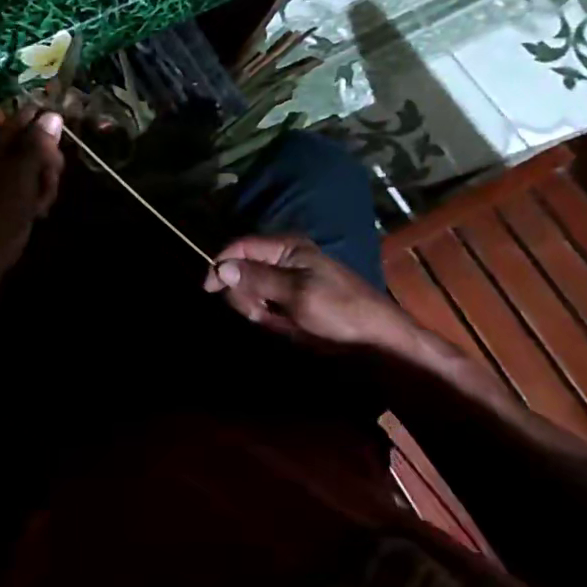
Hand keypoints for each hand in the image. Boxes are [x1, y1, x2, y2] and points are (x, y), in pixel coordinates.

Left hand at [0, 107, 63, 267]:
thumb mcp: (23, 168)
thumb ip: (40, 141)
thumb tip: (54, 115)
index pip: (25, 117)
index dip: (47, 123)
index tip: (64, 136)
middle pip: (38, 143)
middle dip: (49, 161)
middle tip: (49, 175)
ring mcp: (7, 175)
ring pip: (42, 167)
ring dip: (47, 183)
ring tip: (40, 200)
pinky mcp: (14, 195)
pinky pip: (37, 186)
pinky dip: (41, 197)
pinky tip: (37, 210)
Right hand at [201, 234, 409, 349]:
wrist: (378, 339)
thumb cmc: (341, 311)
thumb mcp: (297, 294)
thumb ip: (258, 279)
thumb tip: (221, 267)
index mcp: (287, 248)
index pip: (240, 247)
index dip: (221, 264)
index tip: (208, 289)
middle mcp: (284, 259)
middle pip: (242, 271)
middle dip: (245, 294)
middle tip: (263, 313)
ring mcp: (289, 281)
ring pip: (252, 292)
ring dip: (259, 310)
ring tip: (281, 323)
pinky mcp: (293, 301)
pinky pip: (267, 306)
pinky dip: (270, 318)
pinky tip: (286, 327)